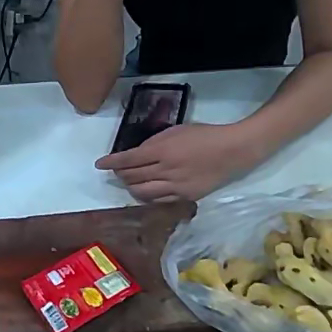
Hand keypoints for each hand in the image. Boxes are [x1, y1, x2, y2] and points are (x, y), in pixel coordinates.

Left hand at [96, 122, 262, 201]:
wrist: (232, 151)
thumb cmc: (204, 135)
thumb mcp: (176, 130)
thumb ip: (155, 142)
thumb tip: (138, 153)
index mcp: (161, 150)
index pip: (128, 159)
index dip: (111, 162)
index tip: (99, 164)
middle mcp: (164, 170)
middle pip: (132, 177)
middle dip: (119, 174)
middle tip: (116, 171)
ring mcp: (174, 186)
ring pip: (142, 192)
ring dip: (131, 187)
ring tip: (128, 182)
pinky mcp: (184, 197)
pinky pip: (158, 201)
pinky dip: (147, 196)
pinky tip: (145, 192)